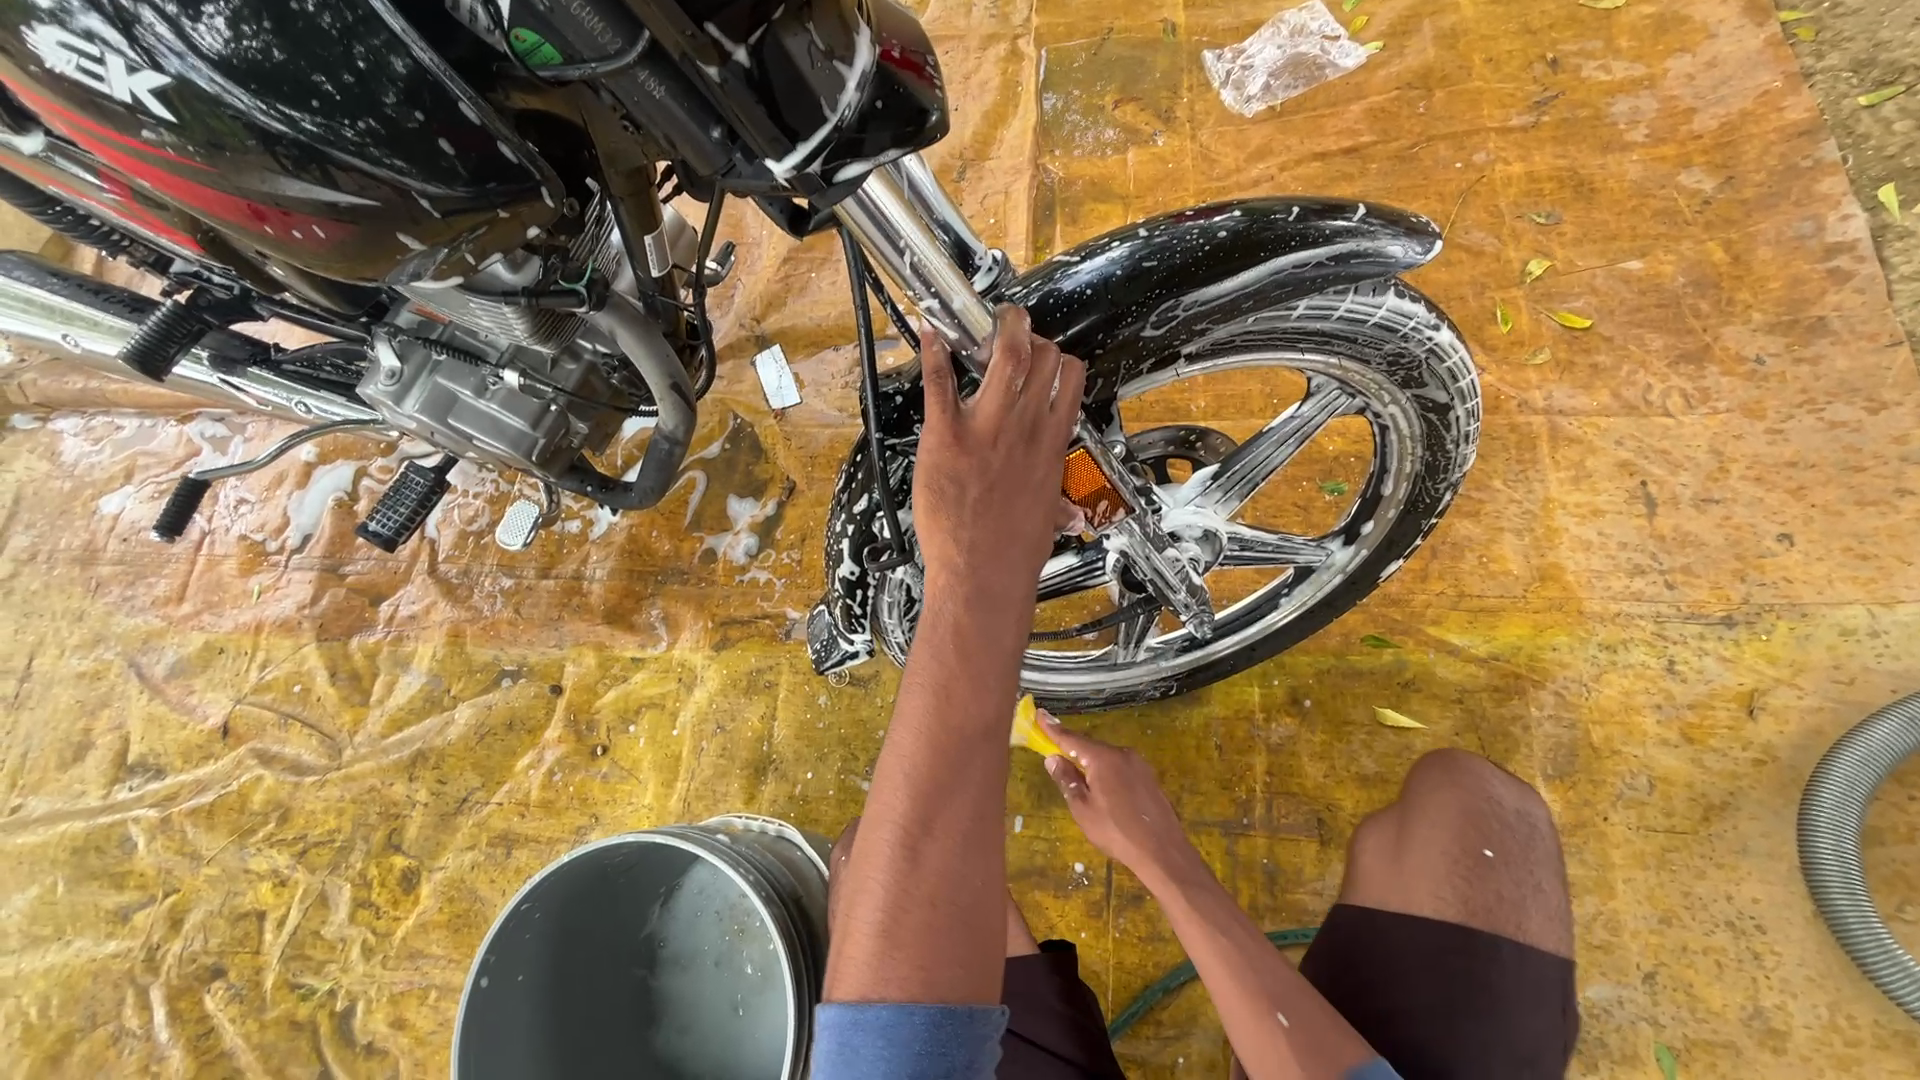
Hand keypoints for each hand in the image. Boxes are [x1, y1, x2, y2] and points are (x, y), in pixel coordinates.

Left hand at [913, 306, 1086, 610]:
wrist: (982, 573)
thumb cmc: (1014, 551)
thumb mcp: (1049, 519)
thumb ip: (1057, 503)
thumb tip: (1068, 515)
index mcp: (1051, 442)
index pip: (1070, 377)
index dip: (1058, 356)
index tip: (1044, 353)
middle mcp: (1024, 426)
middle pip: (1041, 355)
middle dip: (1028, 334)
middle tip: (1012, 330)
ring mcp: (985, 428)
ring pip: (1004, 355)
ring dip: (997, 331)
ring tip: (987, 324)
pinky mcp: (946, 436)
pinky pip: (940, 383)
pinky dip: (934, 354)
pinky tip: (931, 336)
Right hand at [1041, 712, 1195, 883]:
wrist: (1162, 851)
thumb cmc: (1116, 831)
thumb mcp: (1083, 808)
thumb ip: (1067, 780)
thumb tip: (1053, 759)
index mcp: (1103, 758)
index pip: (1072, 739)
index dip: (1053, 728)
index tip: (1040, 715)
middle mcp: (1122, 754)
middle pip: (1090, 747)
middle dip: (1072, 749)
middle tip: (1055, 752)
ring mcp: (1139, 765)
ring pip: (1106, 758)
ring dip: (1090, 763)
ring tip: (1078, 778)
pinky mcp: (1148, 777)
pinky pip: (1120, 767)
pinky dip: (1106, 771)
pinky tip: (1103, 788)